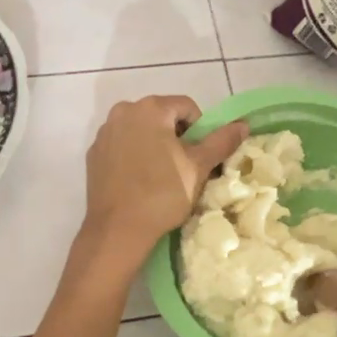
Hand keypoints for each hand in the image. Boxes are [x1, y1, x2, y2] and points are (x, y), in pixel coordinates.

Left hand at [80, 96, 248, 261]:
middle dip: (176, 137)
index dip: (200, 130)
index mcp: (150, 108)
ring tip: (162, 176)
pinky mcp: (94, 155)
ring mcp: (104, 133)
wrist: (118, 229)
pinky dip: (134, 156)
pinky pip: (122, 147)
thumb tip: (243, 125)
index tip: (201, 157)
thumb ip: (221, 141)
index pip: (186, 107)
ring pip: (140, 131)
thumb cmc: (163, 193)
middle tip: (184, 168)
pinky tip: (140, 181)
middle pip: (161, 117)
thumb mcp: (199, 166)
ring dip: (155, 145)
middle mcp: (122, 112)